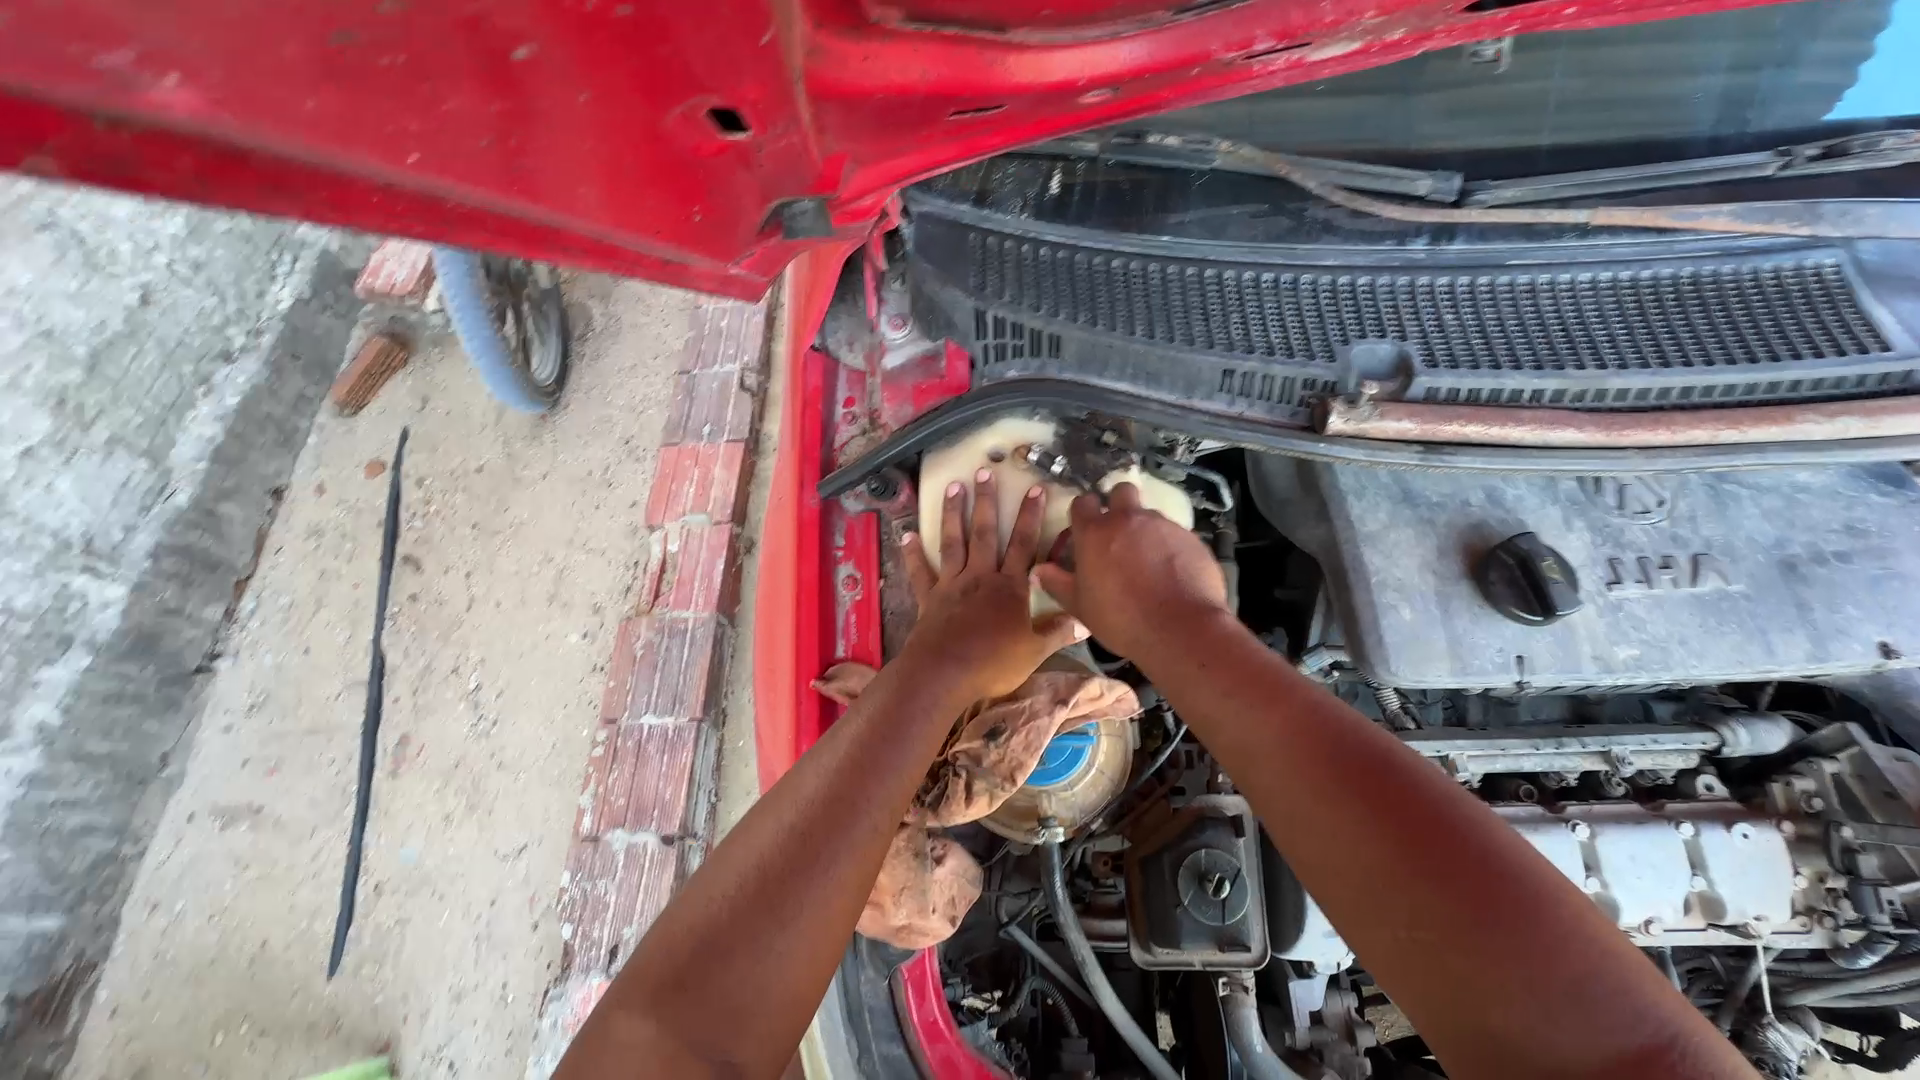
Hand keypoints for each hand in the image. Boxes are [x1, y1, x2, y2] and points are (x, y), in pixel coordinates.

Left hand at [901, 468, 1086, 700]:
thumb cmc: (993, 663)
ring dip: (952, 513)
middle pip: (985, 533)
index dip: (1030, 516)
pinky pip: (920, 572)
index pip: (1025, 545)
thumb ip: (1057, 632)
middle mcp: (981, 578)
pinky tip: (906, 534)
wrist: (944, 673)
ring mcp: (952, 585)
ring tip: (953, 486)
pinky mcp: (929, 599)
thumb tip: (1086, 622)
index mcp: (1011, 588)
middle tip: (984, 472)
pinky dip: (913, 553)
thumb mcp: (1034, 651)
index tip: (1035, 488)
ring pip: (953, 543)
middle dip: (987, 502)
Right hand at [1032, 483, 1230, 659]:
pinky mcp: (1190, 537)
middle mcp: (1128, 519)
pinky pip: (1175, 534)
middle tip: (1119, 534)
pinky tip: (1172, 572)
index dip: (1083, 514)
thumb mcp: (1080, 606)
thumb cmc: (1121, 619)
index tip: (1085, 531)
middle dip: (1118, 504)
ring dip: (1145, 529)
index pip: (1083, 502)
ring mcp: (1162, 525)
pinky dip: (1170, 547)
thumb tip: (1037, 570)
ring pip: (1149, 515)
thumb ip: (1057, 583)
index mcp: (1095, 532)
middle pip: (1121, 491)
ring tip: (1148, 561)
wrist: (1180, 629)